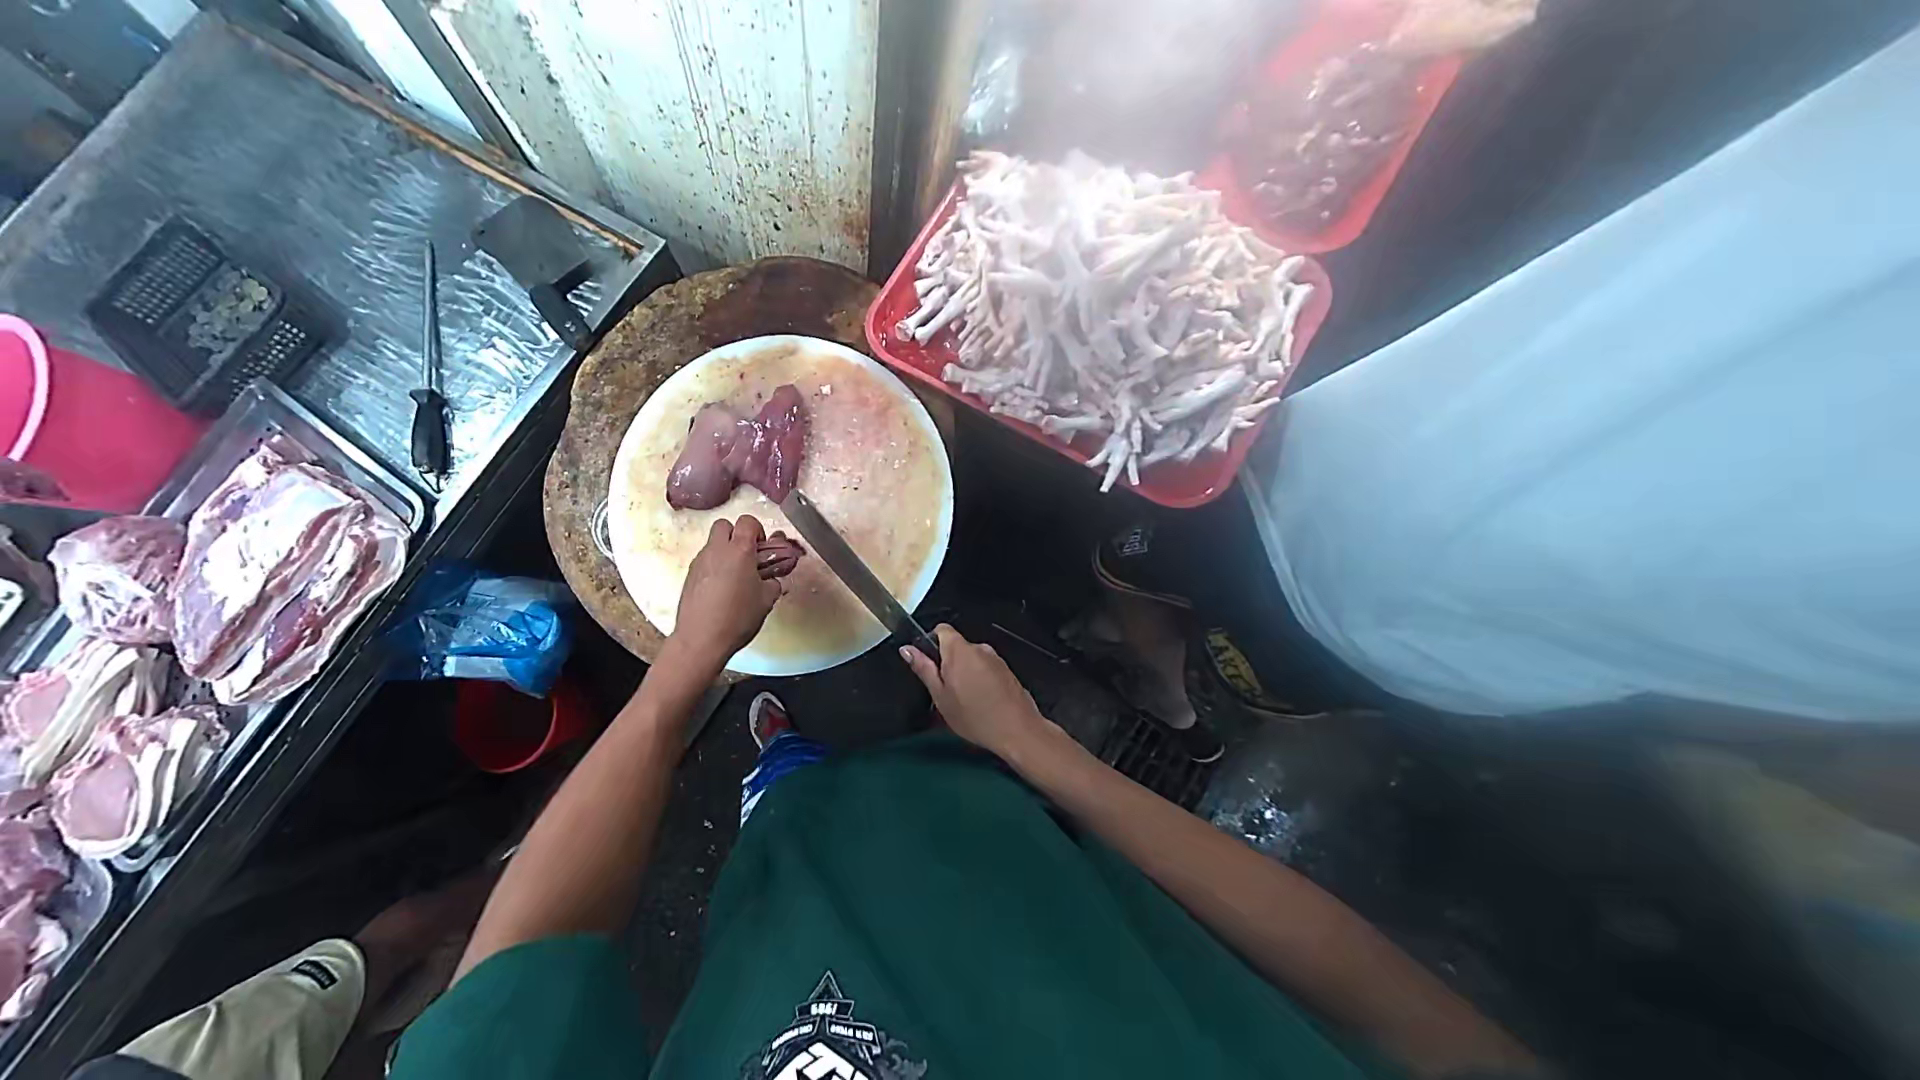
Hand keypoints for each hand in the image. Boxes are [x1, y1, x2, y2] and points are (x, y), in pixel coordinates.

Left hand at [670, 515, 783, 669]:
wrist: (701, 639)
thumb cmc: (737, 618)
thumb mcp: (767, 600)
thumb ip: (772, 582)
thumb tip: (770, 579)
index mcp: (739, 551)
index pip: (747, 522)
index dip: (758, 531)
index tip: (762, 549)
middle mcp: (717, 551)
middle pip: (725, 525)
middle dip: (737, 535)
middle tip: (748, 555)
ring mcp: (700, 562)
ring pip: (713, 543)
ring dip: (725, 551)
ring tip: (736, 576)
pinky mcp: (690, 575)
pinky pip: (705, 560)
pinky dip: (714, 566)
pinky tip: (722, 588)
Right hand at [900, 624, 1056, 761]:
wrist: (1016, 730)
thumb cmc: (976, 717)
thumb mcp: (940, 696)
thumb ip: (923, 668)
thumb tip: (907, 650)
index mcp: (959, 650)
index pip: (941, 629)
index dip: (931, 642)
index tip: (928, 662)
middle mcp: (979, 648)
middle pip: (957, 647)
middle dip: (948, 664)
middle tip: (945, 691)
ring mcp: (996, 659)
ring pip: (972, 660)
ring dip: (965, 674)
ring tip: (964, 702)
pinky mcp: (1007, 671)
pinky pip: (986, 669)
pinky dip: (981, 681)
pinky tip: (981, 703)